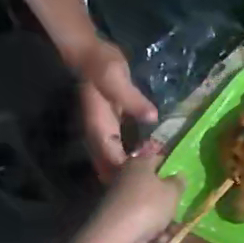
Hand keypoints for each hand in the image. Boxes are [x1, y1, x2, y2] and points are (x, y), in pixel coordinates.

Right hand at [70, 40, 158, 177]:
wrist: (90, 54)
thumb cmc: (101, 64)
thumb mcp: (116, 78)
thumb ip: (132, 99)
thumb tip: (152, 117)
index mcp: (98, 126)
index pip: (110, 157)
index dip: (126, 172)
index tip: (147, 182)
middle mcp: (99, 134)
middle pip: (109, 166)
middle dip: (127, 179)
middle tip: (153, 189)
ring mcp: (104, 133)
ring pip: (114, 161)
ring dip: (129, 172)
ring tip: (153, 182)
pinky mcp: (111, 128)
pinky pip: (121, 150)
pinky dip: (132, 159)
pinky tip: (149, 163)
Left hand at [88, 149, 183, 242]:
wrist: (117, 237)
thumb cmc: (148, 206)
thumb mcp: (172, 191)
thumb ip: (178, 182)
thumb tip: (178, 176)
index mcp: (138, 164)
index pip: (158, 159)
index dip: (172, 167)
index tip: (184, 179)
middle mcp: (127, 179)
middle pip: (153, 186)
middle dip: (168, 200)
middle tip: (180, 208)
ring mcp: (121, 201)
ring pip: (149, 208)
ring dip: (163, 220)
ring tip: (172, 230)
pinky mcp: (119, 222)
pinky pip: (141, 223)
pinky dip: (151, 231)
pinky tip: (159, 240)